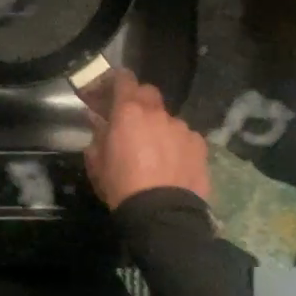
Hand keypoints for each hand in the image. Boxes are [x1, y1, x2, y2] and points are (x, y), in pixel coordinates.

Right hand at [84, 70, 210, 208]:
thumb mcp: (96, 161)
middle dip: (138, 100)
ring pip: (167, 118)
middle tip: (131, 120)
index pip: (123, 78)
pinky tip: (174, 163)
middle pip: (148, 92)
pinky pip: (185, 137)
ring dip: (159, 126)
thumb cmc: (121, 186)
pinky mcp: (200, 145)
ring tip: (155, 150)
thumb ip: (97, 134)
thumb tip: (97, 121)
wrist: (162, 216)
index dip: (115, 81)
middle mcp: (157, 112)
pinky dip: (177, 144)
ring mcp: (181, 128)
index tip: (108, 91)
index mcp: (128, 111)